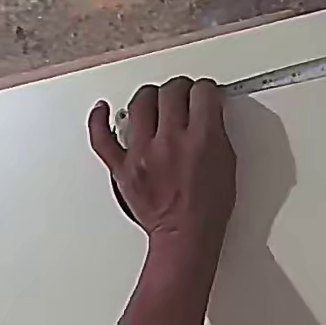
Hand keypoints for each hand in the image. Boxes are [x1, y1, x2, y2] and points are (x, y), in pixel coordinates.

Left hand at [89, 77, 237, 256]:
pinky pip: (101, 137)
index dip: (206, 89)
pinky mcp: (122, 167)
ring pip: (140, 104)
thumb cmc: (207, 208)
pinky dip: (99, 120)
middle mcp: (169, 142)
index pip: (203, 93)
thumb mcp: (226, 162)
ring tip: (155, 101)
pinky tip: (103, 109)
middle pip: (170, 92)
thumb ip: (215, 131)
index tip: (205, 93)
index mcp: (201, 140)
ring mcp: (142, 153)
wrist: (185, 236)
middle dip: (181, 89)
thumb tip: (207, 111)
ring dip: (150, 97)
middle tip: (183, 94)